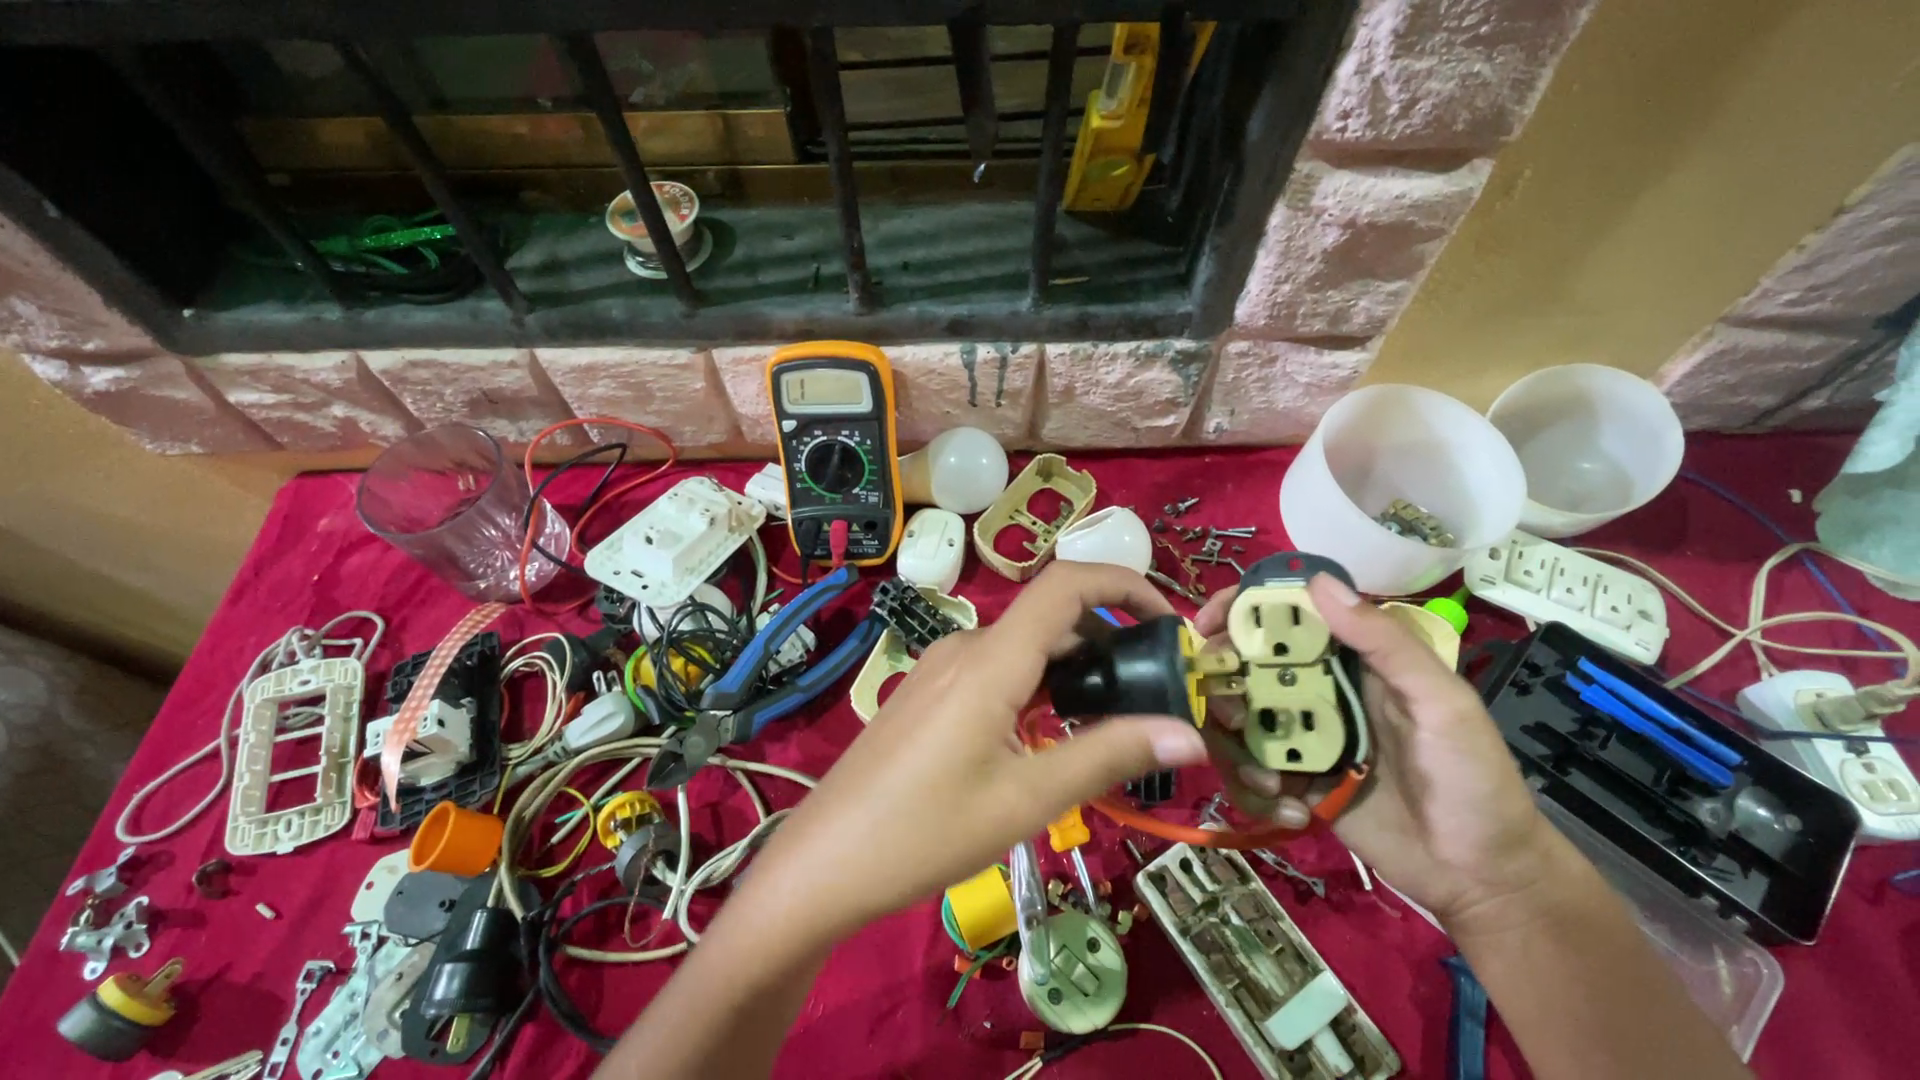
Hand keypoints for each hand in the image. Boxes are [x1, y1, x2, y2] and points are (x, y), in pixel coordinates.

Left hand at [747, 562, 1209, 937]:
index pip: (1067, 583)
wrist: (824, 862)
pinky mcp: (927, 695)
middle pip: (1051, 619)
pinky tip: (1050, 738)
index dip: (1125, 586)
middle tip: (1156, 697)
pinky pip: (996, 672)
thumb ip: (1108, 756)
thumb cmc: (925, 832)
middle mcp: (965, 648)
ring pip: (1024, 650)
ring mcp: (940, 670)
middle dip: (1111, 644)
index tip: (1170, 627)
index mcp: (991, 659)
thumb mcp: (1027, 800)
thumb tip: (1189, 732)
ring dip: (1075, 672)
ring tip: (1113, 725)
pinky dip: (1038, 689)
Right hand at [1198, 574, 1570, 926]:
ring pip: (1240, 721)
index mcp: (1355, 659)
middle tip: (1226, 712)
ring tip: (1268, 779)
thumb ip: (1384, 642)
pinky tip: (1292, 810)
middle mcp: (1321, 690)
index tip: (1207, 623)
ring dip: (1236, 746)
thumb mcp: (1441, 702)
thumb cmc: (1472, 777)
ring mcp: (1304, 737)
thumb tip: (1315, 582)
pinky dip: (1254, 789)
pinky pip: (1250, 771)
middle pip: (1248, 667)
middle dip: (1223, 685)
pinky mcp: (1296, 783)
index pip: (1289, 616)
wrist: (1480, 876)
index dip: (1242, 609)